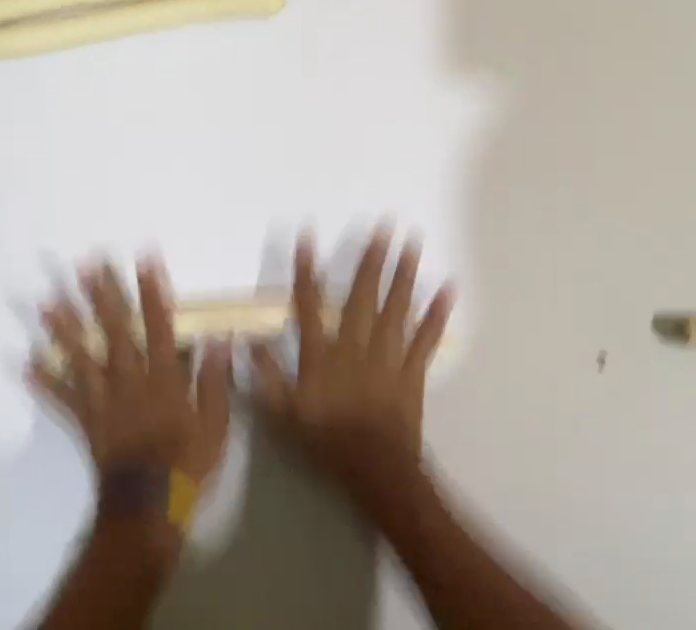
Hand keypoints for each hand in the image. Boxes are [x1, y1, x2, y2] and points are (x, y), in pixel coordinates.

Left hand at [30, 257, 232, 487]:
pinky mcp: (84, 419)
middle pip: (112, 329)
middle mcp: (128, 378)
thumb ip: (214, 379)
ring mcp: (102, 398)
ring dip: (63, 326)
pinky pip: (60, 398)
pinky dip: (42, 381)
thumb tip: (219, 337)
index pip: (157, 323)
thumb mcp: (215, 423)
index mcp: (161, 376)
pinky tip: (22, 362)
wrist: (149, 505)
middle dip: (99, 293)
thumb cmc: (187, 462)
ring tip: (45, 299)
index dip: (151, 288)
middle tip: (84, 262)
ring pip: (80, 355)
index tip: (143, 256)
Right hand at [251, 226, 452, 504]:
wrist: (376, 471)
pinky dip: (438, 314)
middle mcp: (354, 345)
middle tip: (384, 225)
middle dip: (371, 258)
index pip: (308, 303)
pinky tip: (448, 289)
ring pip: (396, 308)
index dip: (305, 269)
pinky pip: (426, 338)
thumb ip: (265, 375)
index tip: (306, 235)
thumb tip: (247, 340)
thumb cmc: (325, 442)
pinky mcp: (412, 371)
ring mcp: (387, 356)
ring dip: (405, 273)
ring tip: (412, 242)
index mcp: (321, 353)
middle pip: (362, 295)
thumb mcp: (282, 414)